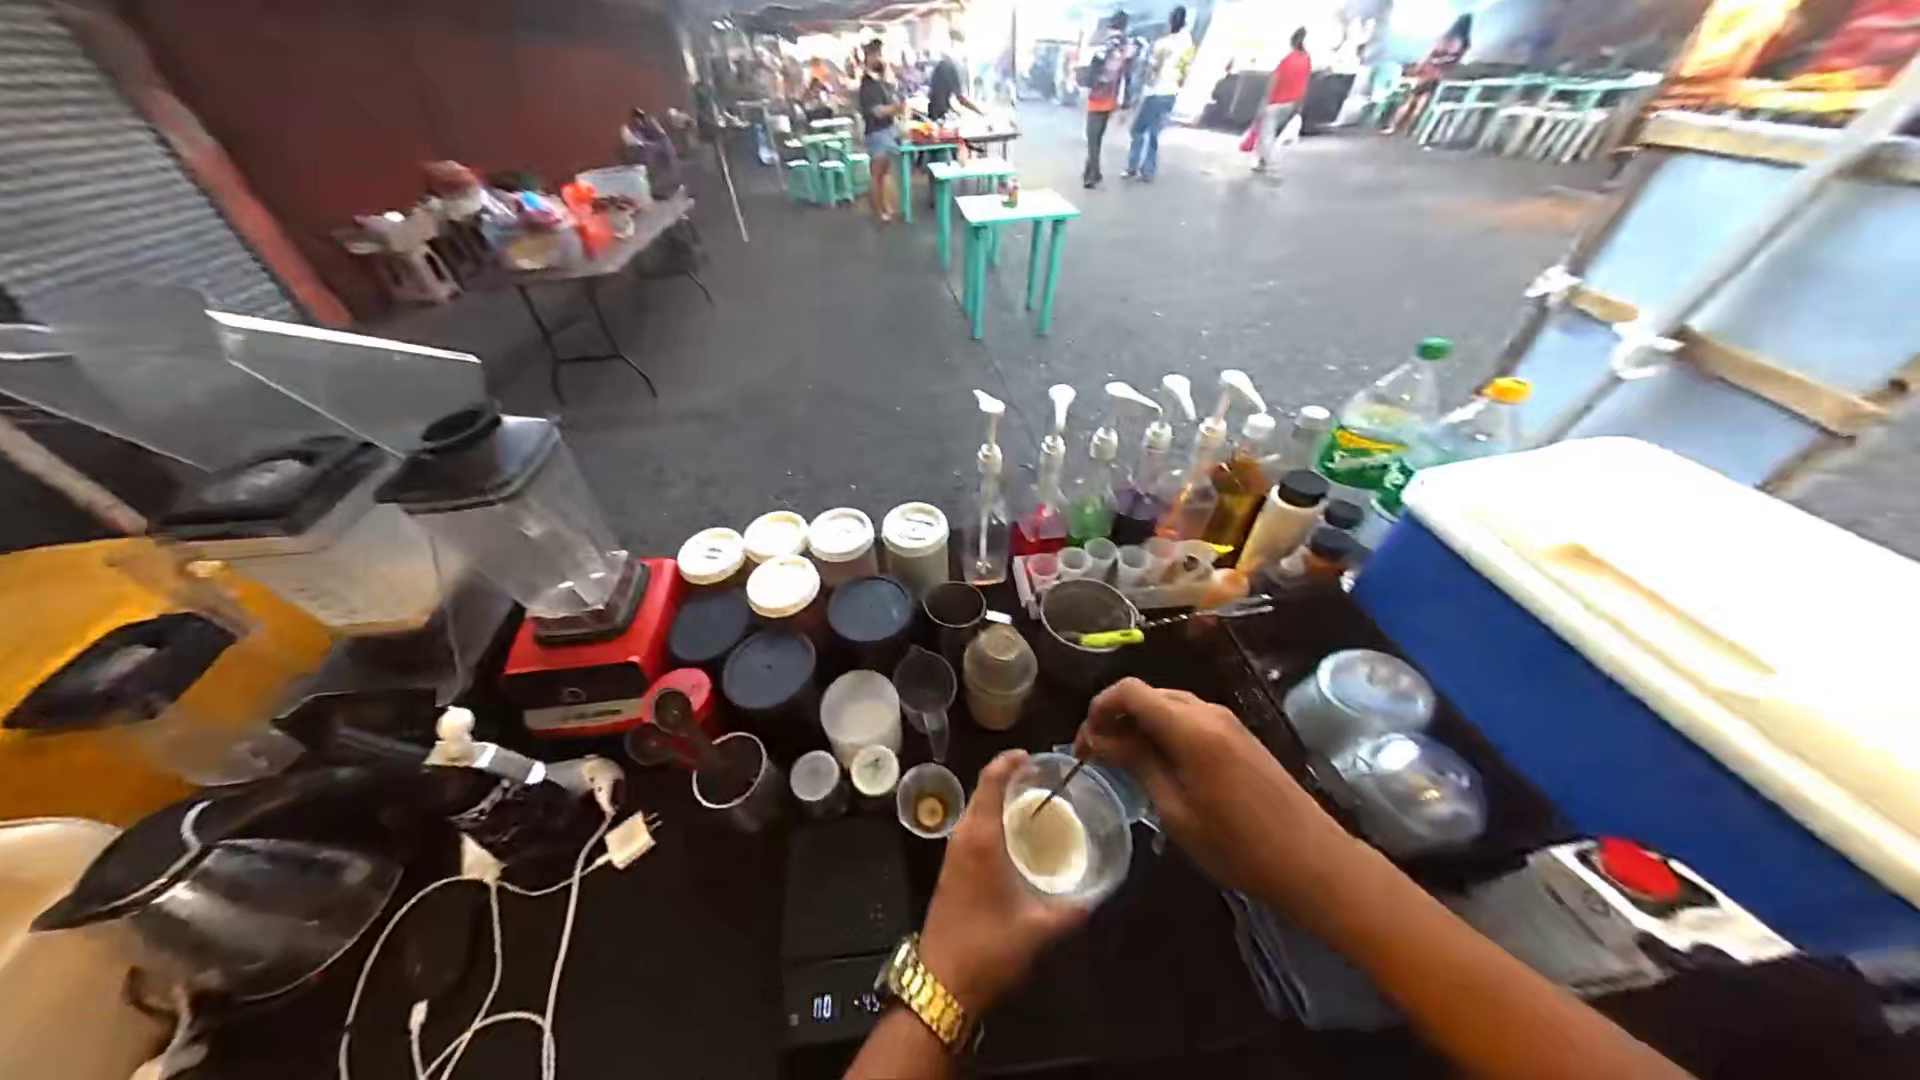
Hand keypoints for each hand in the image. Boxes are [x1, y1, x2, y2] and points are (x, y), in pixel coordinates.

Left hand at [918, 750, 1088, 1012]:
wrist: (941, 984)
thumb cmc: (989, 949)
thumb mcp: (1038, 930)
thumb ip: (1072, 910)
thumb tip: (1098, 895)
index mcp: (980, 838)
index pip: (990, 780)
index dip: (1009, 761)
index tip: (1033, 756)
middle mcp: (963, 836)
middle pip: (983, 790)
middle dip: (1009, 778)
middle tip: (1043, 780)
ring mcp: (953, 852)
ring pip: (976, 810)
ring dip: (999, 799)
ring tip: (1034, 803)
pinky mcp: (951, 868)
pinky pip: (973, 828)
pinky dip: (992, 818)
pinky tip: (1014, 836)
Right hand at [1075, 678, 1358, 903]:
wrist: (1313, 862)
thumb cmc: (1237, 845)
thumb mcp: (1175, 809)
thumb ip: (1136, 762)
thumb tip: (1098, 739)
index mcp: (1189, 727)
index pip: (1129, 691)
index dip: (1099, 708)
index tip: (1084, 742)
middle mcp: (1208, 711)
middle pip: (1147, 693)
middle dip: (1116, 716)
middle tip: (1097, 754)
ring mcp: (1227, 721)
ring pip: (1168, 704)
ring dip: (1139, 723)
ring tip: (1123, 760)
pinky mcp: (1238, 735)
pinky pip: (1189, 717)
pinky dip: (1164, 729)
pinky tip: (1158, 762)